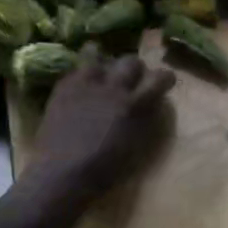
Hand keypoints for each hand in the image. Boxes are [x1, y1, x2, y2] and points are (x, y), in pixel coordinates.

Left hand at [28, 51, 175, 196]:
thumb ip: (145, 120)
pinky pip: (76, 67)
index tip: (165, 81)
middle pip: (131, 61)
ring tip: (103, 71)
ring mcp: (86, 84)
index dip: (165, 77)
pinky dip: (83, 71)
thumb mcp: (136, 146)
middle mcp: (113, 87)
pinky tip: (82, 82)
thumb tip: (151, 106)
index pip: (160, 78)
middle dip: (136, 69)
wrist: (62, 172)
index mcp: (135, 105)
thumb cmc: (104, 170)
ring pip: (98, 54)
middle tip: (133, 79)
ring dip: (105, 61)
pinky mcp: (63, 87)